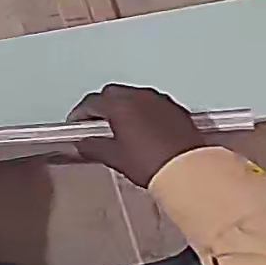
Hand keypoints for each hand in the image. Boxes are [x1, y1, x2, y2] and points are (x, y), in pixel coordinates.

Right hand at [67, 85, 205, 186]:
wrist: (189, 171)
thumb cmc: (154, 162)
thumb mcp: (114, 157)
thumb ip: (93, 147)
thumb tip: (84, 144)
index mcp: (120, 105)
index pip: (91, 102)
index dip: (79, 113)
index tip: (76, 123)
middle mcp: (140, 97)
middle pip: (112, 93)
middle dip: (100, 105)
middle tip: (95, 122)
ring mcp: (160, 101)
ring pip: (133, 95)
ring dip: (122, 106)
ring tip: (118, 125)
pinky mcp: (176, 110)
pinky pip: (152, 103)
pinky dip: (142, 111)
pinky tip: (141, 128)